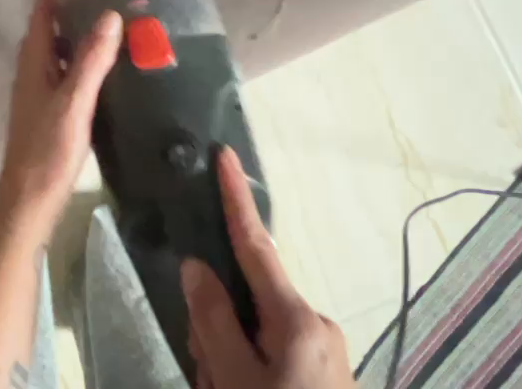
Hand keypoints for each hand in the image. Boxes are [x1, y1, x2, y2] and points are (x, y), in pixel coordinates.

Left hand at [0, 0, 122, 241]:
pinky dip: (85, 68)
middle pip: (51, 30)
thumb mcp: (75, 102)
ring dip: (83, 42)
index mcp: (32, 61)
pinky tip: (111, 77)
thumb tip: (109, 15)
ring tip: (121, 35)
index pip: (42, 11)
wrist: (29, 201)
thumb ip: (90, 60)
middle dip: (78, 14)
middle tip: (118, 4)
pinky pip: (67, 77)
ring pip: (60, 55)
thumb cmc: (48, 149)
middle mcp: (32, 71)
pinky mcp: (49, 112)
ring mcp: (39, 92)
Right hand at [181, 149, 354, 388]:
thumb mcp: (235, 382)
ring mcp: (323, 355)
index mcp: (296, 320)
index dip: (236, 199)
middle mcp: (315, 327)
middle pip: (244, 299)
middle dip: (215, 326)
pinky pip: (270, 358)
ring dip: (227, 359)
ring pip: (252, 333)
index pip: (255, 245)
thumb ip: (212, 320)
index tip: (226, 154)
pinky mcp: (322, 378)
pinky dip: (246, 373)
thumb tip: (198, 266)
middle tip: (209, 376)